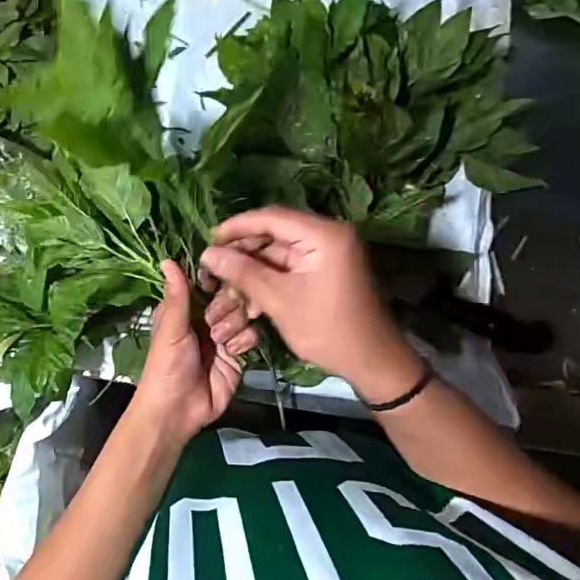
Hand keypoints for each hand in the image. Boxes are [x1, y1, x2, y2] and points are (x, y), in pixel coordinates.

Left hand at [126, 261, 258, 444]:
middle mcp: (205, 318)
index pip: (207, 283)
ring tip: (220, 341)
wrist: (178, 409)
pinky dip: (244, 341)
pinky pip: (251, 335)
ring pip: (243, 314)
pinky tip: (233, 352)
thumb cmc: (167, 365)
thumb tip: (167, 259)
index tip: (223, 277)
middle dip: (227, 306)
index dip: (217, 280)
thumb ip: (177, 295)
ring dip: (234, 325)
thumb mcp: (172, 328)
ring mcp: (223, 335)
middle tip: (213, 323)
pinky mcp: (238, 354)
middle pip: (230, 296)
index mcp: (185, 308)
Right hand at [198, 207, 422, 398]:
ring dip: (252, 264)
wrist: (372, 361)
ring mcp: (329, 251)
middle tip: (213, 263)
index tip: (208, 240)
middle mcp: (329, 234)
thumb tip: (208, 253)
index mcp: (324, 235)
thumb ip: (242, 272)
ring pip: (279, 249)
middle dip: (242, 247)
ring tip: (224, 280)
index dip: (237, 227)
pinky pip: (290, 263)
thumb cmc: (327, 330)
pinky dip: (268, 274)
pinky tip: (247, 292)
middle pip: (275, 231)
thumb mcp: (279, 300)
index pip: (271, 218)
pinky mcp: (326, 267)